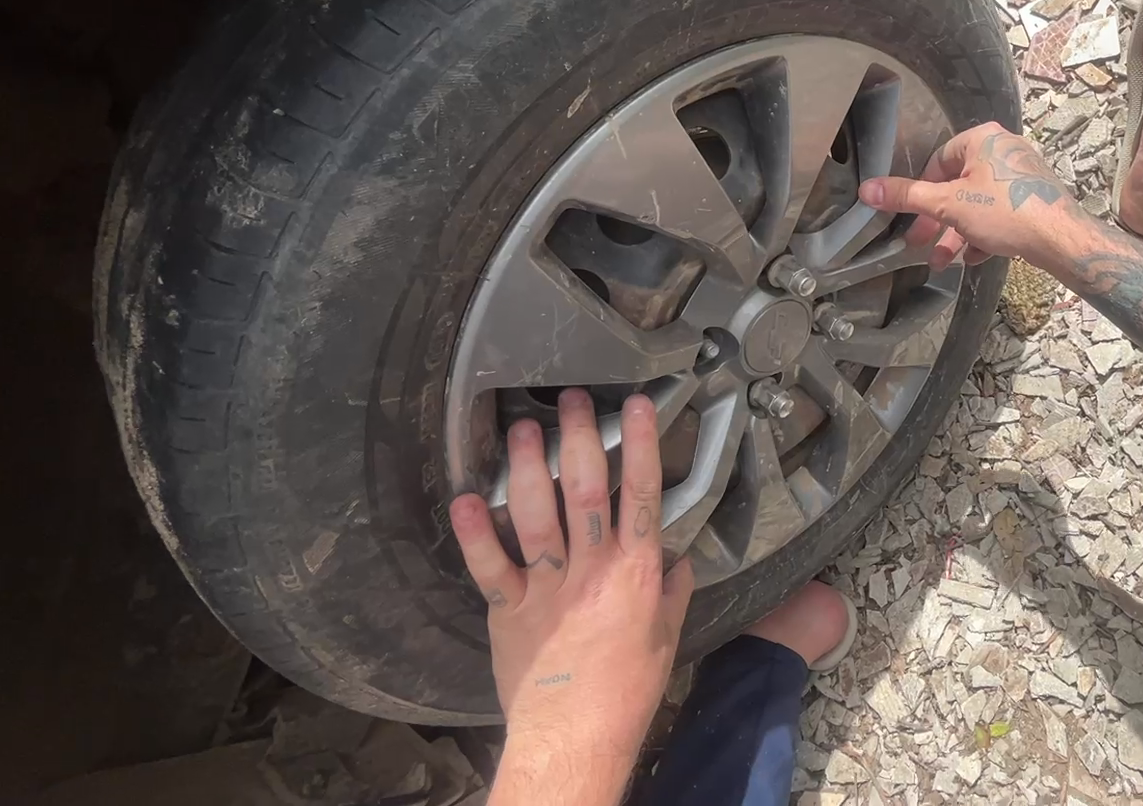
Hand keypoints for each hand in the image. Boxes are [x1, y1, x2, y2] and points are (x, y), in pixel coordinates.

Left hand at [449, 389, 692, 774]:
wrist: (575, 741)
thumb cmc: (630, 686)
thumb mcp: (669, 633)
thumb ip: (675, 588)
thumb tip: (680, 556)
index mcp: (638, 570)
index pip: (642, 494)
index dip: (641, 445)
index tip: (639, 407)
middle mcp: (593, 569)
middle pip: (585, 491)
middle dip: (579, 440)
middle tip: (571, 400)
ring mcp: (546, 589)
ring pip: (535, 516)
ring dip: (527, 469)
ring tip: (523, 430)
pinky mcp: (507, 613)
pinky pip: (489, 567)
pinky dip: (473, 534)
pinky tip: (462, 499)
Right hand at [859, 122, 1077, 268]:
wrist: (1061, 239)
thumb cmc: (1004, 212)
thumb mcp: (949, 205)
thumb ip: (907, 197)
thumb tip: (866, 189)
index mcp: (983, 140)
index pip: (938, 161)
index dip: (921, 191)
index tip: (911, 217)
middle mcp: (1004, 150)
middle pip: (957, 186)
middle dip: (937, 221)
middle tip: (919, 244)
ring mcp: (1022, 176)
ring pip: (978, 205)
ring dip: (957, 234)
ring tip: (943, 263)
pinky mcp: (1034, 199)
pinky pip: (1000, 214)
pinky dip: (985, 235)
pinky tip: (976, 258)